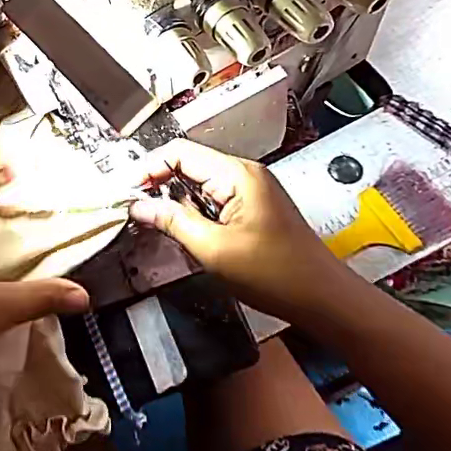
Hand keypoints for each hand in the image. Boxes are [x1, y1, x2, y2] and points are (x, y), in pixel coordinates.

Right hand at [128, 139, 349, 321]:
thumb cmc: (277, 273)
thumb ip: (173, 221)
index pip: (181, 152)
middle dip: (159, 183)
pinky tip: (183, 230)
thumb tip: (140, 206)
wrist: (322, 298)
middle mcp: (245, 175)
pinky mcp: (252, 210)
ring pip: (200, 185)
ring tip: (153, 220)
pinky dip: (194, 212)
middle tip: (134, 207)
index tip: (128, 190)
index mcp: (238, 174)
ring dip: (175, 200)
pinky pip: (214, 201)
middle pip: (189, 165)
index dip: (149, 167)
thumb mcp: (214, 249)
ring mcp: (250, 192)